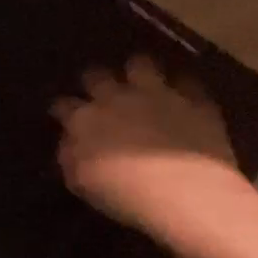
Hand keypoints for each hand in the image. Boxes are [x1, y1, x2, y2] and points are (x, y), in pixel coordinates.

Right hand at [51, 56, 255, 244]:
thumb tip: (71, 139)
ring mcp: (157, 95)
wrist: (186, 192)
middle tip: (99, 90)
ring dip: (137, 70)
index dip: (62, 109)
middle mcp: (116, 98)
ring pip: (141, 65)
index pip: (63, 104)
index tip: (63, 115)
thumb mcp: (78, 180)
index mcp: (83, 119)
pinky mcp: (195, 101)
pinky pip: (186, 82)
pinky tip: (181, 95)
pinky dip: (181, 86)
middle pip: (97, 76)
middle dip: (95, 80)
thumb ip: (70, 154)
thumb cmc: (121, 192)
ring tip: (140, 79)